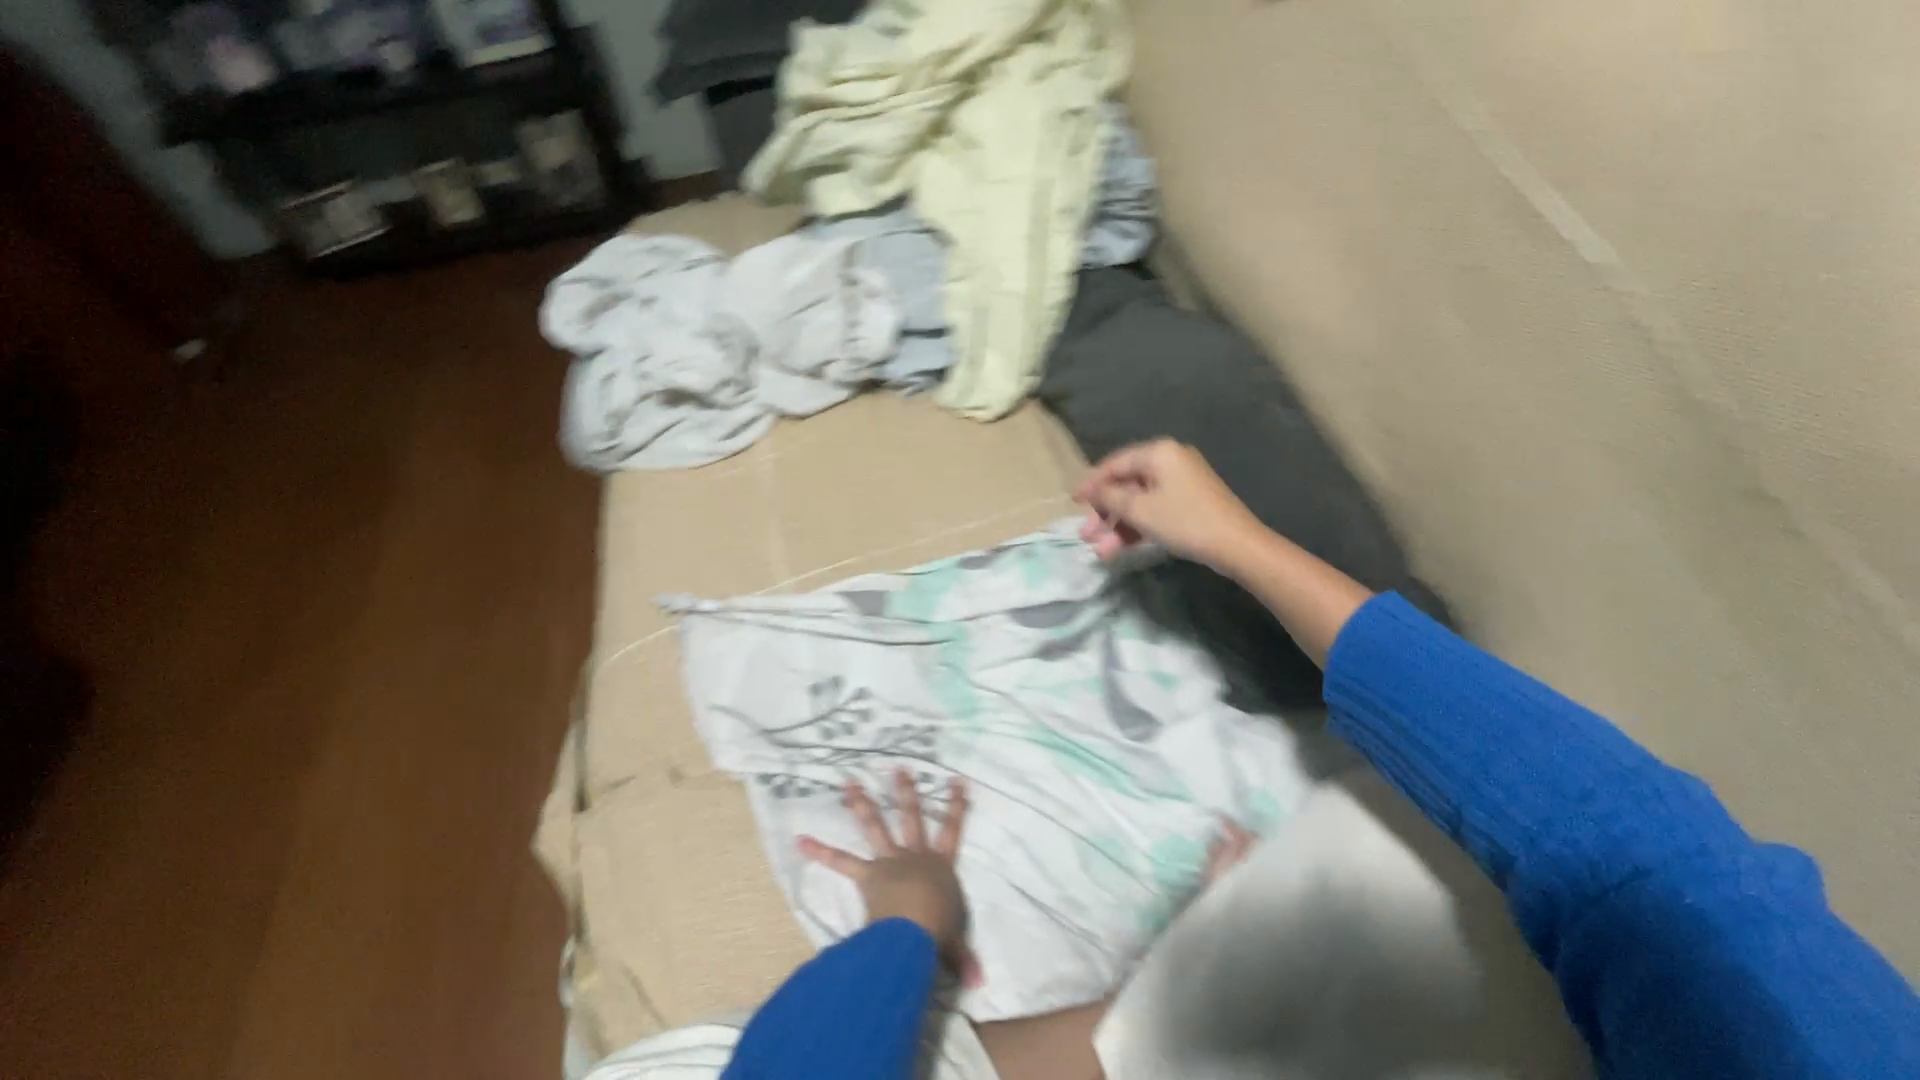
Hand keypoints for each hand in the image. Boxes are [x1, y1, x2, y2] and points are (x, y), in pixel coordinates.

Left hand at [799, 770, 979, 983]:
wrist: (915, 928)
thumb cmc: (940, 930)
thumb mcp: (955, 943)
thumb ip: (963, 959)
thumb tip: (979, 983)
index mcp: (940, 867)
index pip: (952, 830)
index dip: (956, 806)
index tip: (958, 781)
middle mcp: (915, 856)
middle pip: (911, 817)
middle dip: (906, 792)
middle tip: (899, 768)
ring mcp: (890, 861)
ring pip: (876, 826)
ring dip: (862, 803)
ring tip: (849, 782)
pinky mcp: (868, 875)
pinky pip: (841, 861)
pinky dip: (820, 851)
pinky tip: (799, 839)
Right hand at [1075, 439, 1267, 571]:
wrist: (1236, 545)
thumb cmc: (1184, 520)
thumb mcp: (1140, 509)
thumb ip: (1110, 496)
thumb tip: (1092, 490)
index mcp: (1158, 452)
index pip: (1114, 464)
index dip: (1090, 484)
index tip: (1072, 502)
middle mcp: (1170, 461)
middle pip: (1125, 484)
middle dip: (1104, 513)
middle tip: (1086, 536)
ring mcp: (1181, 483)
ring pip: (1138, 501)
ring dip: (1117, 525)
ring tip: (1102, 551)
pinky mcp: (1188, 503)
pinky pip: (1154, 510)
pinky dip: (1137, 527)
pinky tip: (1121, 547)